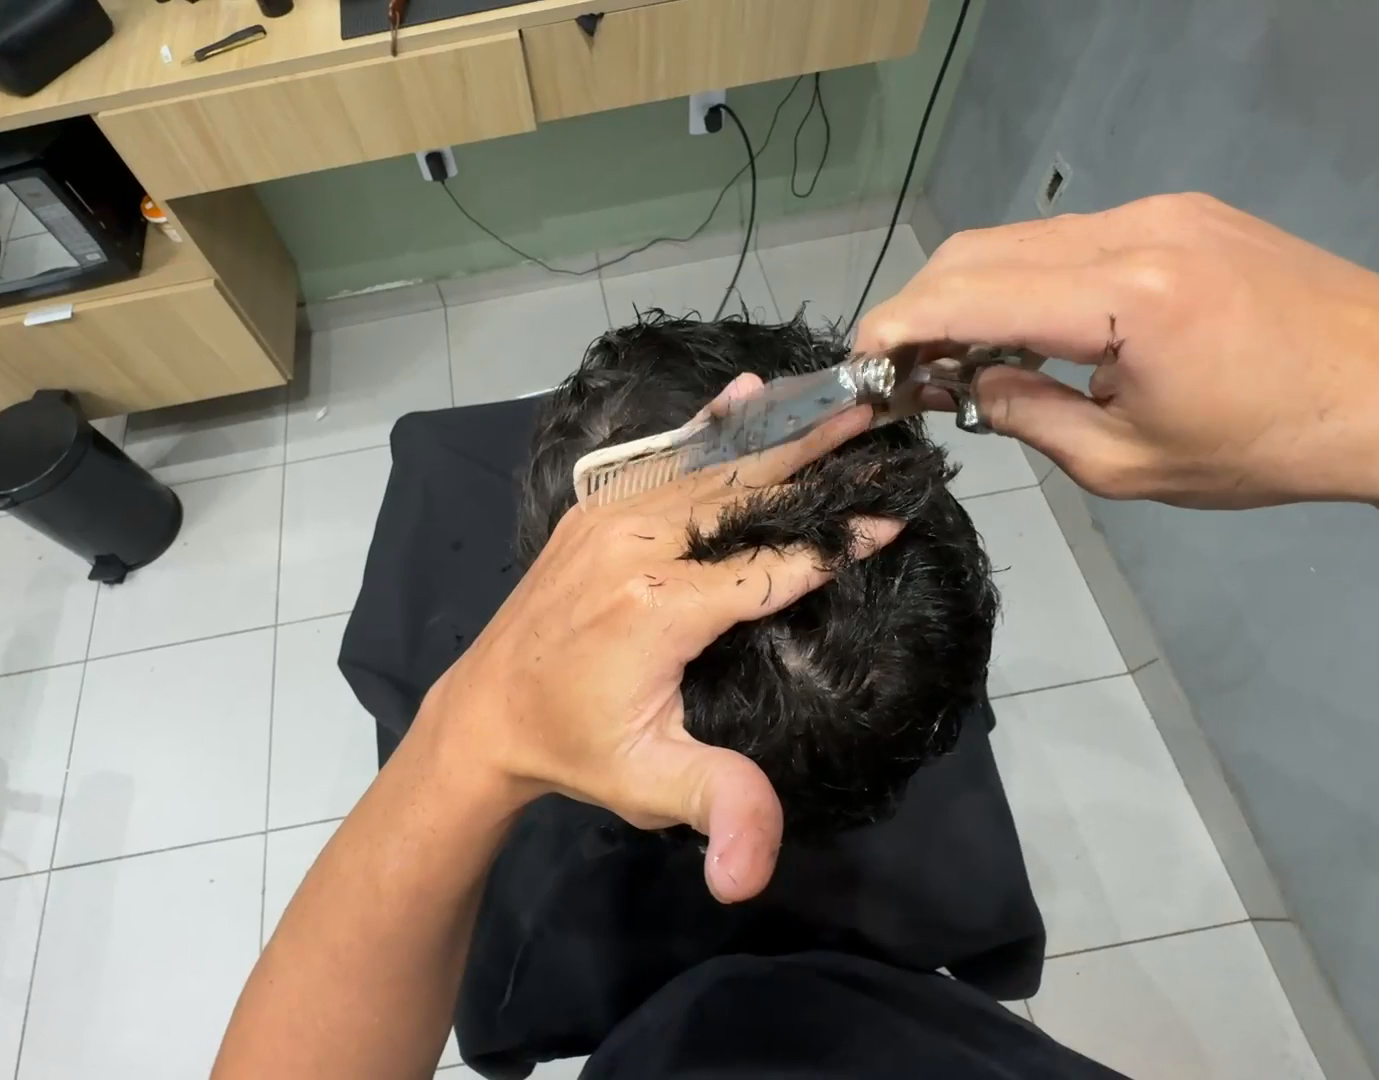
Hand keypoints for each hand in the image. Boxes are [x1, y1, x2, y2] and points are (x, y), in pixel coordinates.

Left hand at [416, 377, 897, 902]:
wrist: (487, 709)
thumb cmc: (575, 747)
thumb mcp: (647, 784)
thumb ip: (716, 809)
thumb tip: (752, 885)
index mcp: (661, 606)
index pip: (771, 565)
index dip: (835, 544)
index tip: (892, 516)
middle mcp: (637, 543)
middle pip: (745, 491)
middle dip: (817, 455)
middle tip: (878, 414)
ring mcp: (608, 515)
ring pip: (708, 465)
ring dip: (775, 432)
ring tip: (833, 396)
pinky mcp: (592, 510)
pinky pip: (663, 460)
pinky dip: (709, 426)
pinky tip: (744, 393)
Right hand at [855, 193, 1378, 559]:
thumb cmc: (1266, 450)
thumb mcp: (1121, 463)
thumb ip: (1024, 412)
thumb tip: (966, 379)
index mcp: (1127, 299)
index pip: (969, 292)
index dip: (897, 325)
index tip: (858, 365)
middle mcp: (1136, 232)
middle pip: (977, 250)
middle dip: (917, 307)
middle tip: (897, 369)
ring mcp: (1160, 212)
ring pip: (1013, 239)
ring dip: (962, 292)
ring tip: (947, 355)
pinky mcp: (1179, 215)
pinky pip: (1061, 241)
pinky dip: (1014, 281)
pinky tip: (1013, 327)